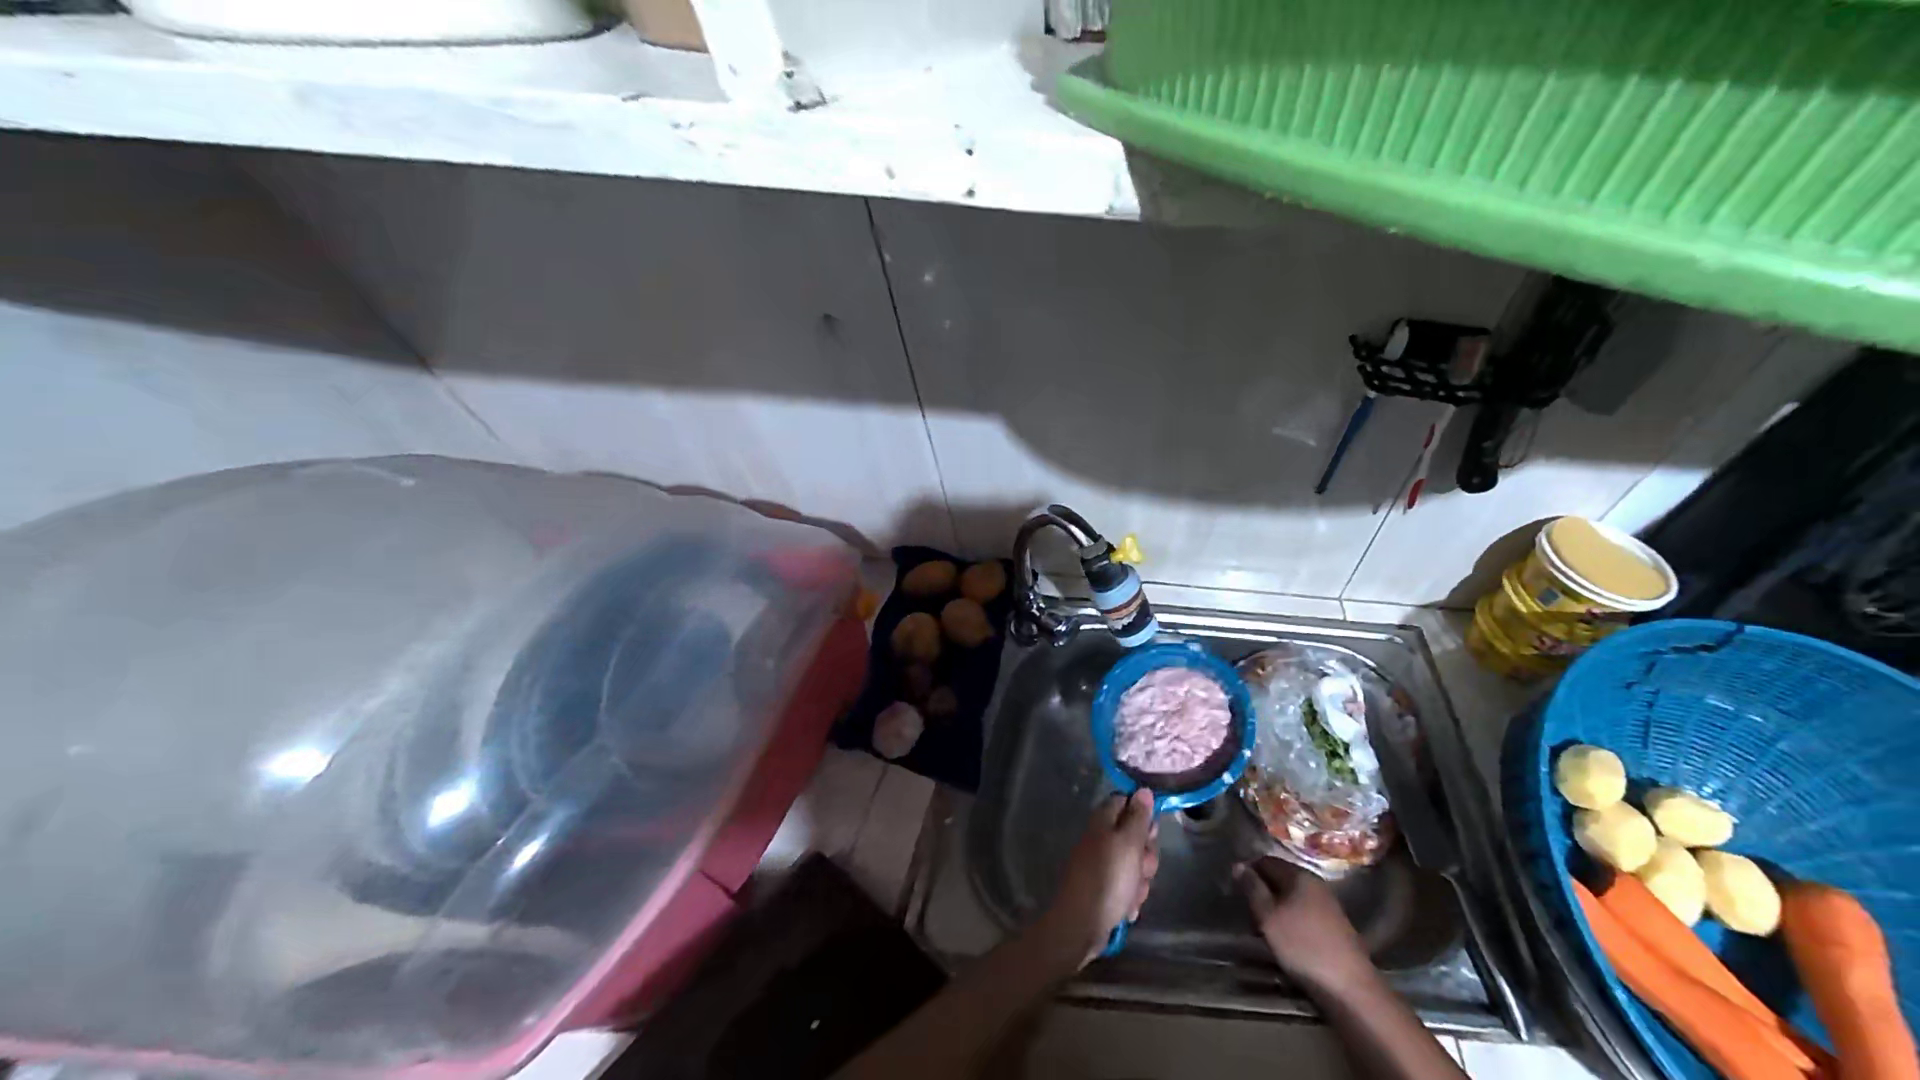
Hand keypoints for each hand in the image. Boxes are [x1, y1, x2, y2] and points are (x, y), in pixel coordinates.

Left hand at [1038, 790, 1159, 967]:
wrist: (1081, 925)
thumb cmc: (1107, 879)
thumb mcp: (1128, 844)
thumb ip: (1137, 817)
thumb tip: (1143, 790)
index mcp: (1102, 822)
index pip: (1125, 802)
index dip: (1142, 815)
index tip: (1150, 833)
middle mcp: (1100, 839)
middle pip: (1134, 837)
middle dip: (1145, 856)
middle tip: (1141, 868)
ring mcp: (1101, 864)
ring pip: (1134, 865)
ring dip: (1139, 881)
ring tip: (1131, 893)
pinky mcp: (1104, 887)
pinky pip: (1126, 886)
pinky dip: (1129, 897)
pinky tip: (1125, 909)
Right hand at [1238, 856, 1372, 989]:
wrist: (1349, 986)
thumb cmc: (1302, 945)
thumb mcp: (1268, 916)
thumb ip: (1252, 888)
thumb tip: (1239, 865)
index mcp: (1298, 874)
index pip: (1265, 861)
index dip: (1248, 872)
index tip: (1236, 890)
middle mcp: (1315, 883)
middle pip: (1280, 877)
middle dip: (1262, 891)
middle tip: (1249, 911)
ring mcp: (1328, 903)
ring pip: (1292, 895)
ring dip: (1276, 906)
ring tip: (1264, 926)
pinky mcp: (1335, 924)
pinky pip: (1304, 910)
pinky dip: (1291, 917)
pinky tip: (1286, 936)